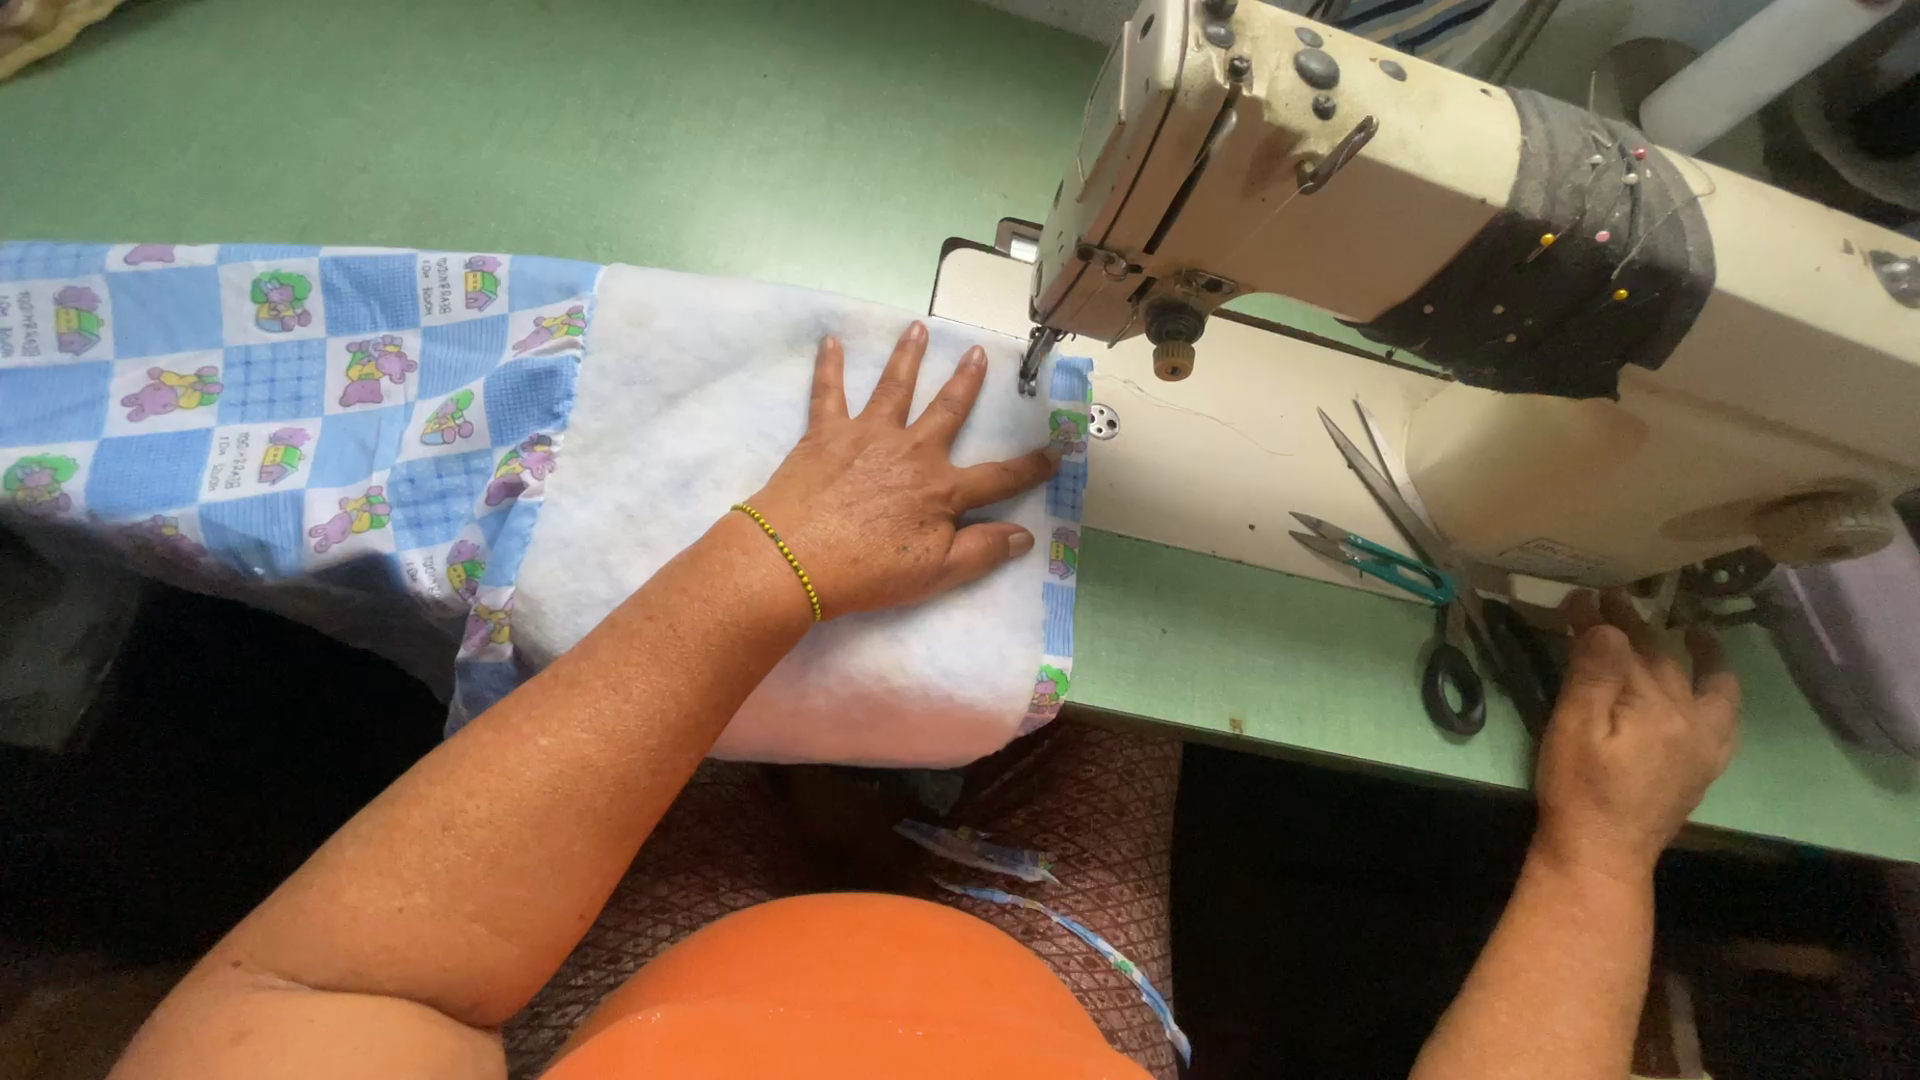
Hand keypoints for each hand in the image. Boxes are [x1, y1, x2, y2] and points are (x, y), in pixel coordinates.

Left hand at [740, 321, 1058, 617]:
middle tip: (977, 353)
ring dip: (908, 357)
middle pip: (947, 411)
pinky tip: (829, 341)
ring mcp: (868, 436)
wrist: (794, 559)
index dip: (1031, 467)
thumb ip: (982, 551)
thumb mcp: (936, 573)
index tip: (1057, 449)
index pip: (998, 478)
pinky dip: (829, 366)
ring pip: (894, 388)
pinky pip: (828, 392)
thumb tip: (1025, 536)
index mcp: (941, 489)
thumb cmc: (867, 571)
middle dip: (966, 382)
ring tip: (917, 329)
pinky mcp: (826, 433)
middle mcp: (911, 451)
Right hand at [1532, 589, 1740, 884]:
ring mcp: (1703, 740)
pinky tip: (1710, 685)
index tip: (1578, 594)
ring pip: (1702, 681)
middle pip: (1661, 658)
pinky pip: (1724, 715)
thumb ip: (1594, 676)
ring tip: (1690, 628)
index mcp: (1653, 706)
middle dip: (1634, 625)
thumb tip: (1607, 628)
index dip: (1600, 619)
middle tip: (1609, 599)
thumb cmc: (1576, 784)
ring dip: (1695, 651)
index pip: (1625, 648)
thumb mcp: (1573, 726)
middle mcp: (1689, 716)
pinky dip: (1718, 690)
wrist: (1603, 846)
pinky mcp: (1704, 761)